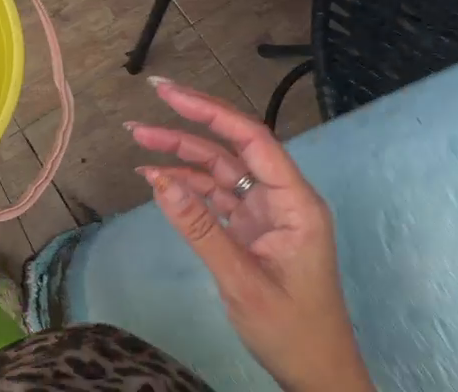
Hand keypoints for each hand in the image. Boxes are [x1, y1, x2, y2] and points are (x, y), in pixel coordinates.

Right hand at [127, 78, 371, 391]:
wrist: (319, 379)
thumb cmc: (292, 331)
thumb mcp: (242, 282)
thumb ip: (201, 229)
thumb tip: (158, 180)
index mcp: (295, 202)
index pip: (251, 138)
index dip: (210, 110)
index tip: (169, 93)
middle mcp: (282, 197)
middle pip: (232, 145)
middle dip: (190, 122)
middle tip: (149, 99)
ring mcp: (266, 212)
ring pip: (220, 167)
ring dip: (180, 153)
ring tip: (138, 140)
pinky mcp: (253, 228)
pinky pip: (216, 194)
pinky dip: (186, 185)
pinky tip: (156, 179)